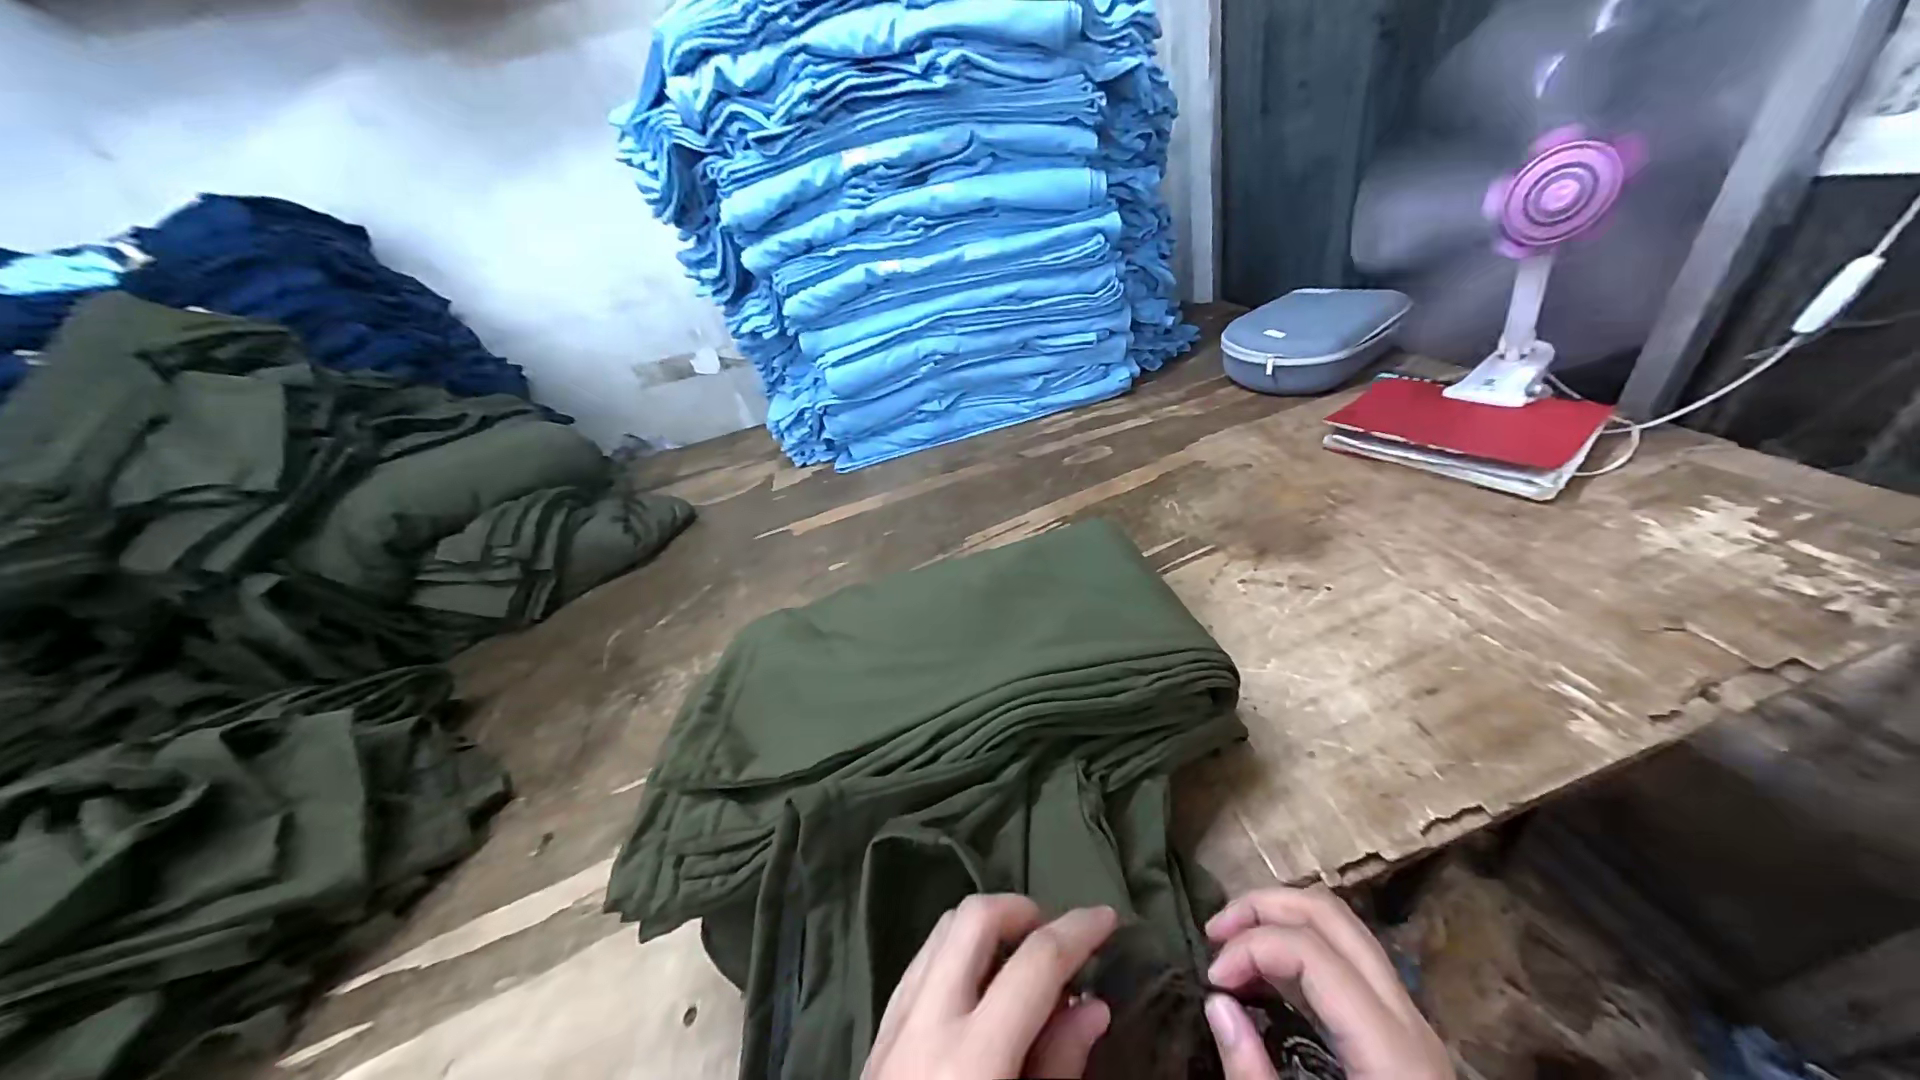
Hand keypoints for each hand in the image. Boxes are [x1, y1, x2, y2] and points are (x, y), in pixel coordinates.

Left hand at [863, 895, 1118, 1079]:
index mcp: (973, 1056)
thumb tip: (1092, 1005)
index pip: (1035, 963)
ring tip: (1022, 958)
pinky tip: (981, 982)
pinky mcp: (881, 1028)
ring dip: (988, 927)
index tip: (1107, 918)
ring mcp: (898, 1019)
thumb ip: (1059, 1067)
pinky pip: (923, 960)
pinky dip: (958, 950)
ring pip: (943, 929)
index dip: (1078, 931)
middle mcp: (929, 1019)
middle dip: (1022, 911)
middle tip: (1055, 937)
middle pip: (974, 919)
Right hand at [1202, 886, 1452, 1079]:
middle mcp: (1410, 1020)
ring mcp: (1412, 1021)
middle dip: (1263, 907)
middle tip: (1215, 930)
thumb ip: (1253, 1075)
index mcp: (1392, 1050)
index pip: (1312, 951)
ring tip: (1234, 938)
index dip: (1251, 947)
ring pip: (1344, 925)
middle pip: (1332, 915)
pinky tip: (1269, 966)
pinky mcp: (1402, 1032)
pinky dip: (1300, 940)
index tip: (1213, 981)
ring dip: (1281, 917)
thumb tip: (1218, 1003)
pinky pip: (1349, 956)